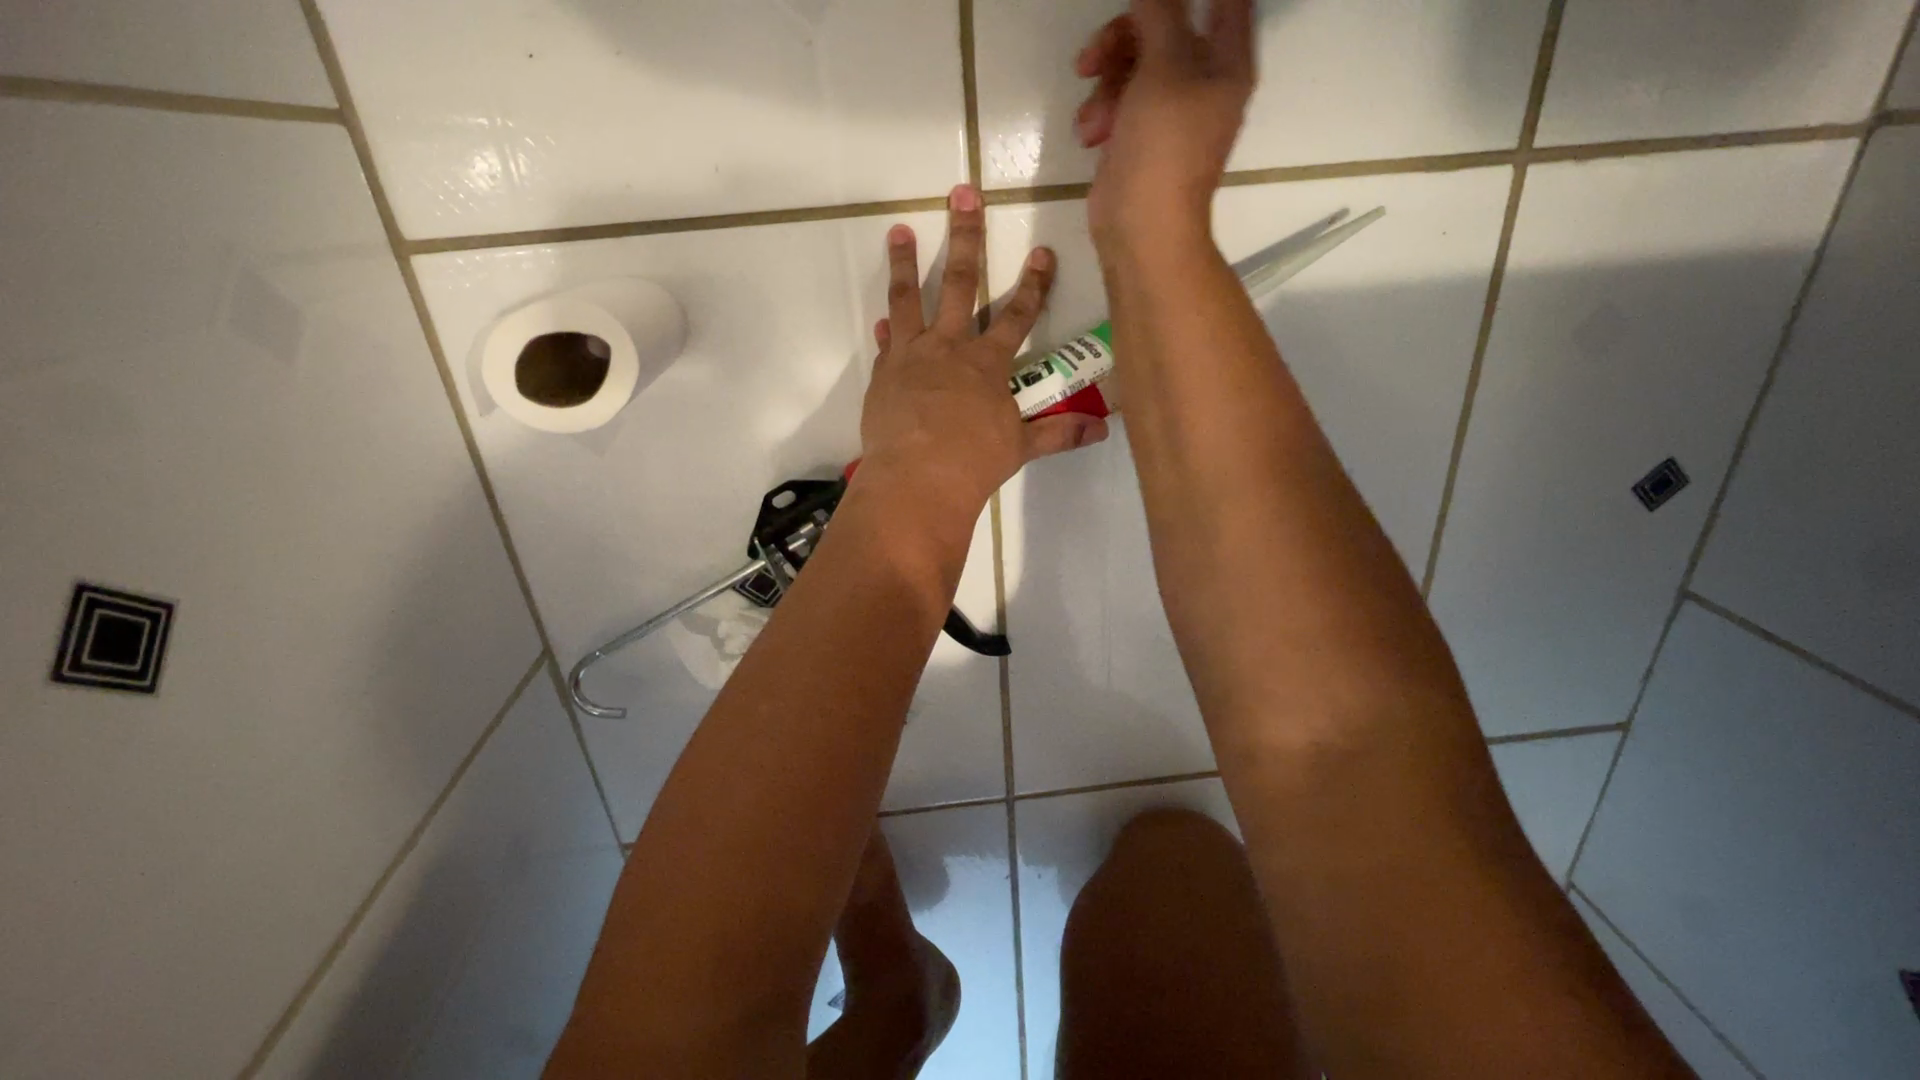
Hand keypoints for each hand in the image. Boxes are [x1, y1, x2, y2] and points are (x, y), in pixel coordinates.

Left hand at [858, 185, 1109, 512]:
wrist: (916, 480)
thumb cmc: (973, 462)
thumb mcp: (1021, 446)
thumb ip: (1059, 432)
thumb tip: (1103, 428)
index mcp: (988, 363)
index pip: (1018, 314)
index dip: (1034, 283)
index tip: (1042, 251)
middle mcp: (949, 348)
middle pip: (960, 282)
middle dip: (965, 236)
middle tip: (962, 194)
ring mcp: (911, 357)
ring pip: (908, 298)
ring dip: (904, 262)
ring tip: (898, 230)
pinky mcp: (883, 375)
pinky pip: (885, 343)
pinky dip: (885, 328)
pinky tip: (882, 316)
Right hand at [1075, 0, 1256, 247]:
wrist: (1142, 228)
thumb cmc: (1163, 147)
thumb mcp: (1164, 67)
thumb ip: (1160, 11)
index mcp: (1226, 60)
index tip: (1147, 1)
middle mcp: (1202, 79)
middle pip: (1163, 25)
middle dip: (1123, 37)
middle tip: (1093, 57)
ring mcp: (1169, 109)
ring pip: (1132, 63)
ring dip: (1104, 83)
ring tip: (1093, 119)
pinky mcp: (1139, 135)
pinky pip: (1118, 101)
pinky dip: (1101, 113)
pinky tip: (1091, 135)